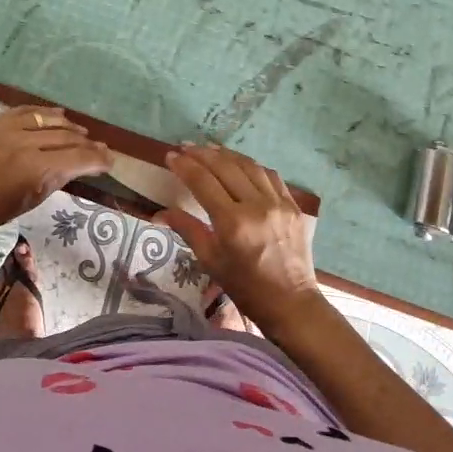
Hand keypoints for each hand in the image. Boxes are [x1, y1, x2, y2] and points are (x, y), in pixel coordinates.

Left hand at [0, 107, 112, 240]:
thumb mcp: (31, 200)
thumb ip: (57, 178)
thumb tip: (79, 164)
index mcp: (36, 170)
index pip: (77, 158)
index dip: (97, 159)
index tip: (109, 161)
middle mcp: (25, 143)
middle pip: (66, 137)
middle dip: (87, 143)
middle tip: (100, 147)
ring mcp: (8, 128)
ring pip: (49, 119)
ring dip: (69, 125)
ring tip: (81, 132)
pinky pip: (27, 110)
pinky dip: (44, 112)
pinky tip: (57, 115)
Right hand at [155, 144, 320, 331]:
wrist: (291, 304)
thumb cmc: (245, 287)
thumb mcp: (210, 261)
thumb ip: (186, 229)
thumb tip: (159, 213)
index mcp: (232, 223)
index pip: (203, 182)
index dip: (185, 166)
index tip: (171, 156)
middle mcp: (256, 206)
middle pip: (225, 167)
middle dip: (202, 154)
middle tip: (185, 147)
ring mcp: (278, 203)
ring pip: (249, 165)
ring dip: (227, 154)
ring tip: (210, 149)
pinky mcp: (293, 206)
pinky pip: (270, 175)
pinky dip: (252, 166)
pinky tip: (240, 164)